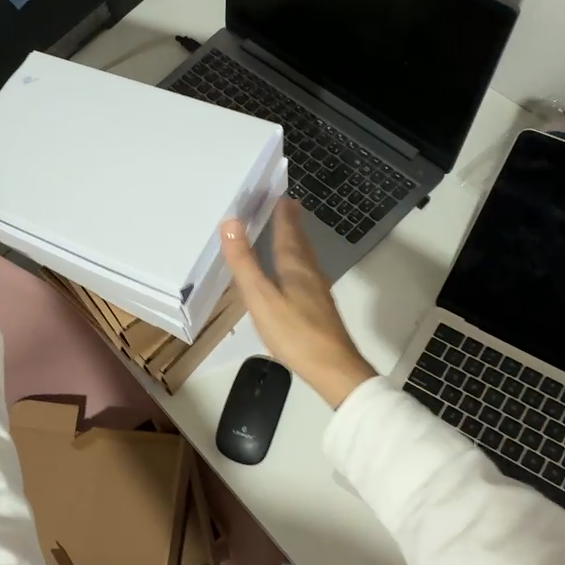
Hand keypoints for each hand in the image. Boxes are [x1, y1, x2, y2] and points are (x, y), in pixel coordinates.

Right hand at [220, 200, 377, 407]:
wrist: (333, 368)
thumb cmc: (294, 332)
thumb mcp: (260, 298)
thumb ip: (245, 262)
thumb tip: (231, 222)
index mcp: (295, 267)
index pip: (288, 233)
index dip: (282, 215)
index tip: (279, 195)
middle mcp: (310, 274)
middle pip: (300, 243)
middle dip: (292, 224)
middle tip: (287, 206)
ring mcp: (318, 292)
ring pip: (306, 259)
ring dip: (297, 243)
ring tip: (290, 233)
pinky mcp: (320, 310)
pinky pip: (306, 275)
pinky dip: (298, 264)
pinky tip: (296, 276)